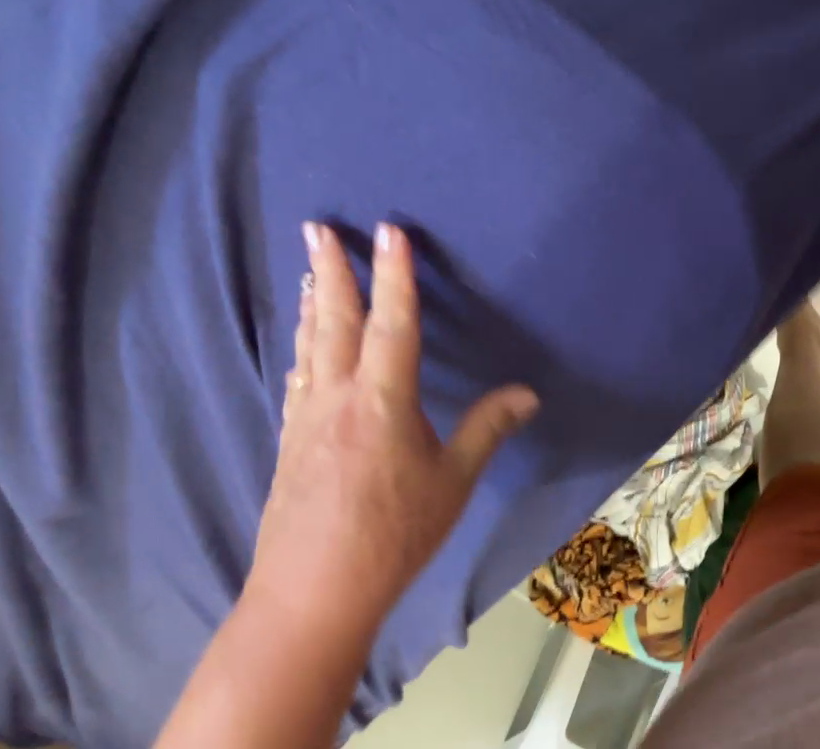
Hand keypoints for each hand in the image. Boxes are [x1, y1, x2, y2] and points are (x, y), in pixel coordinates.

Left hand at [247, 221, 538, 636]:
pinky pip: (298, 377)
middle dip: (332, 271)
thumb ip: (487, 429)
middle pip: (335, 321)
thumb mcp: (453, 482)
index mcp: (382, 401)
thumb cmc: (393, 535)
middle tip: (318, 226)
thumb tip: (529, 393)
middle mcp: (337, 398)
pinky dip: (303, 347)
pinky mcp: (290, 443)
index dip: (394, 274)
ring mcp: (307, 420)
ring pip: (310, 346)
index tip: (389, 231)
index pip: (392, 323)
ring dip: (313, 303)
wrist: (311, 594)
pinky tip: (303, 349)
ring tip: (309, 271)